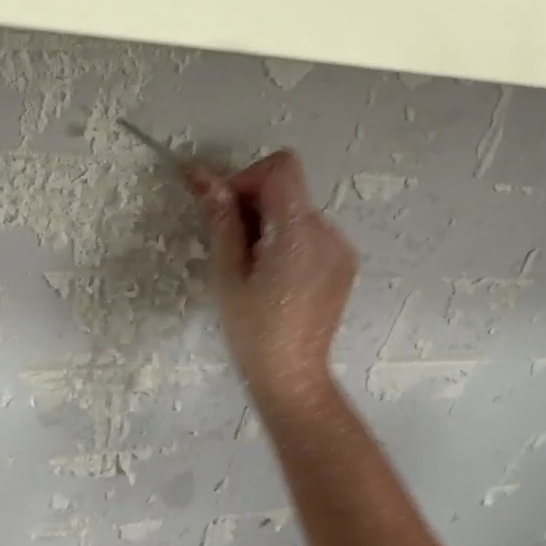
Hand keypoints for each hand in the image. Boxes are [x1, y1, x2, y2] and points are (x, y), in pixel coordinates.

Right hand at [183, 150, 356, 399]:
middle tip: (230, 243)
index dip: (248, 178)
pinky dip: (287, 238)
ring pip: (297, 209)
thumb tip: (201, 175)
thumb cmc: (252, 330)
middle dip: (253, 203)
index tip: (227, 211)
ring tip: (252, 266)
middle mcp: (329, 232)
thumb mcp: (227, 273)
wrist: (292, 378)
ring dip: (269, 222)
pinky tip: (274, 275)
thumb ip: (220, 219)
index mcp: (300, 232)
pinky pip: (311, 231)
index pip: (281, 167)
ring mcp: (341, 248)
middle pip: (287, 188)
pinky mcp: (344, 263)